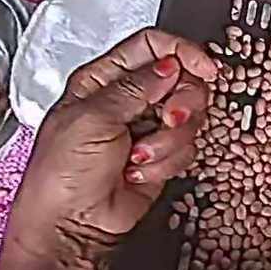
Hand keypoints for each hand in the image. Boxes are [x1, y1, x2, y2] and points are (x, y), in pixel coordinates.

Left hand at [0, 29, 217, 269]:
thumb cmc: (63, 173)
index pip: (153, 47)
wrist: (73, 223)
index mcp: (104, 80)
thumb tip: (170, 64)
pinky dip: (167, 163)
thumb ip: (135, 87)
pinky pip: (188, 148)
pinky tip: (139, 172)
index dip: (184, 52)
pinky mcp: (164, 154)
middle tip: (167, 119)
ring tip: (138, 157)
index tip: (207, 69)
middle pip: (182, 81)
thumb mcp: (93, 118)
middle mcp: (130, 100)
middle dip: (182, 104)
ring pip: (189, 118)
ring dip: (168, 141)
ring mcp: (148, 128)